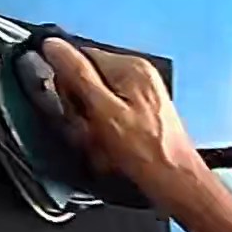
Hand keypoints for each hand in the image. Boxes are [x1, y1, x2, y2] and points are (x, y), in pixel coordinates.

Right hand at [39, 38, 213, 208]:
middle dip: (79, 101)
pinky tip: (110, 141)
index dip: (67, 82)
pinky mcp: (143, 107)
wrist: (180, 187)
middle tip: (90, 126)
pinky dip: (103, 122)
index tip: (75, 107)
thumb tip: (52, 44)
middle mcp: (138, 72)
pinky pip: (108, 105)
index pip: (78, 56)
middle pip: (86, 74)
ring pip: (95, 92)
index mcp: (129, 65)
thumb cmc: (144, 152)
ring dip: (89, 116)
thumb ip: (76, 74)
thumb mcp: (103, 110)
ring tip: (102, 138)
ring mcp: (142, 90)